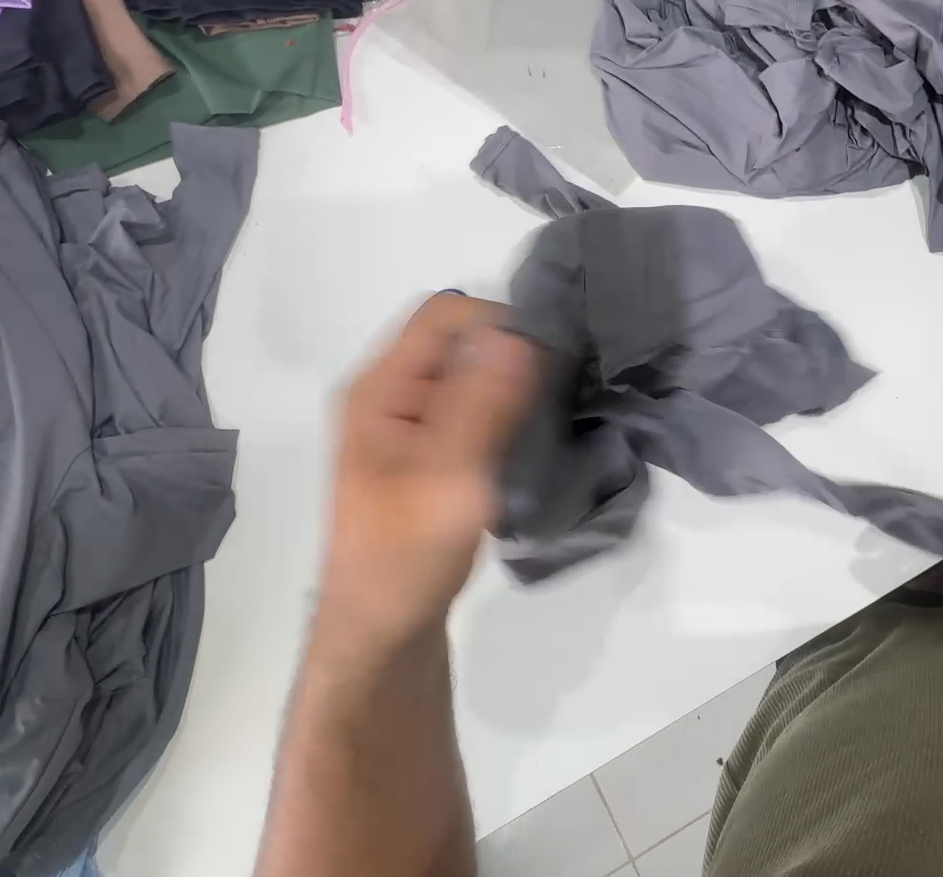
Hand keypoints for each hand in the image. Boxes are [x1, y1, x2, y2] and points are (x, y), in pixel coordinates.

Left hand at [322, 293, 538, 648]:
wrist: (385, 627)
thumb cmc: (407, 551)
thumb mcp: (447, 474)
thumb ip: (481, 403)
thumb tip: (519, 335)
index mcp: (381, 389)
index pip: (446, 315)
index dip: (500, 324)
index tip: (549, 362)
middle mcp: (393, 393)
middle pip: (460, 337)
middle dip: (513, 349)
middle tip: (562, 384)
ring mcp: (412, 422)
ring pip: (473, 370)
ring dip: (516, 380)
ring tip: (555, 407)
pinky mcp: (434, 447)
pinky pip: (477, 402)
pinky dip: (509, 406)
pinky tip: (535, 431)